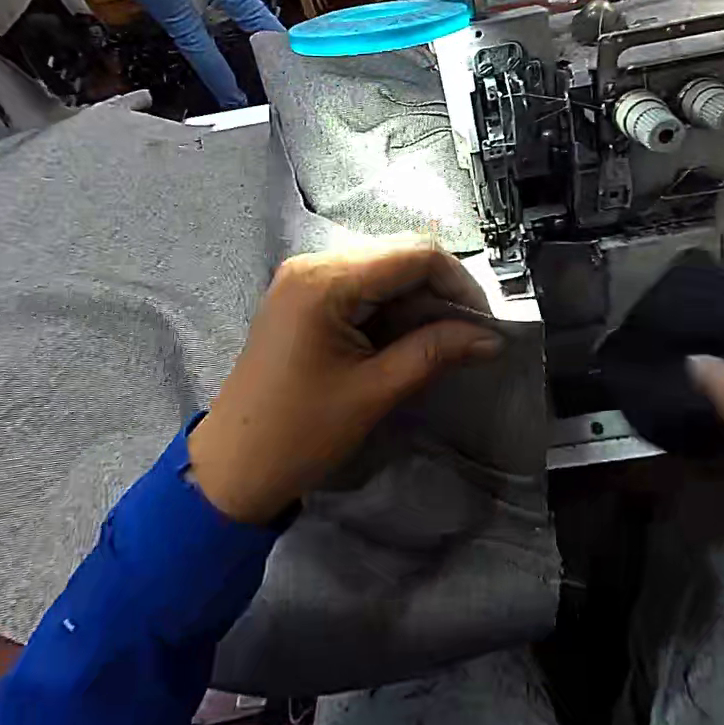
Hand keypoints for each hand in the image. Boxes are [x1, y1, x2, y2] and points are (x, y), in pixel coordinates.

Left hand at [187, 240, 502, 522]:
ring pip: (388, 267)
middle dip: (444, 289)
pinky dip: (398, 305)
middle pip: (402, 254)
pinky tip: (412, 334)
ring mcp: (307, 278)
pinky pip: (367, 285)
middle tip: (471, 331)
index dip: (459, 283)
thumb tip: (493, 338)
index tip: (485, 322)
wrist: (230, 470)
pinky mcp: (307, 296)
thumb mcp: (375, 391)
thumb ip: (435, 352)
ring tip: (447, 336)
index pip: (415, 254)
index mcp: (325, 282)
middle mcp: (314, 265)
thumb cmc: (298, 434)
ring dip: (423, 297)